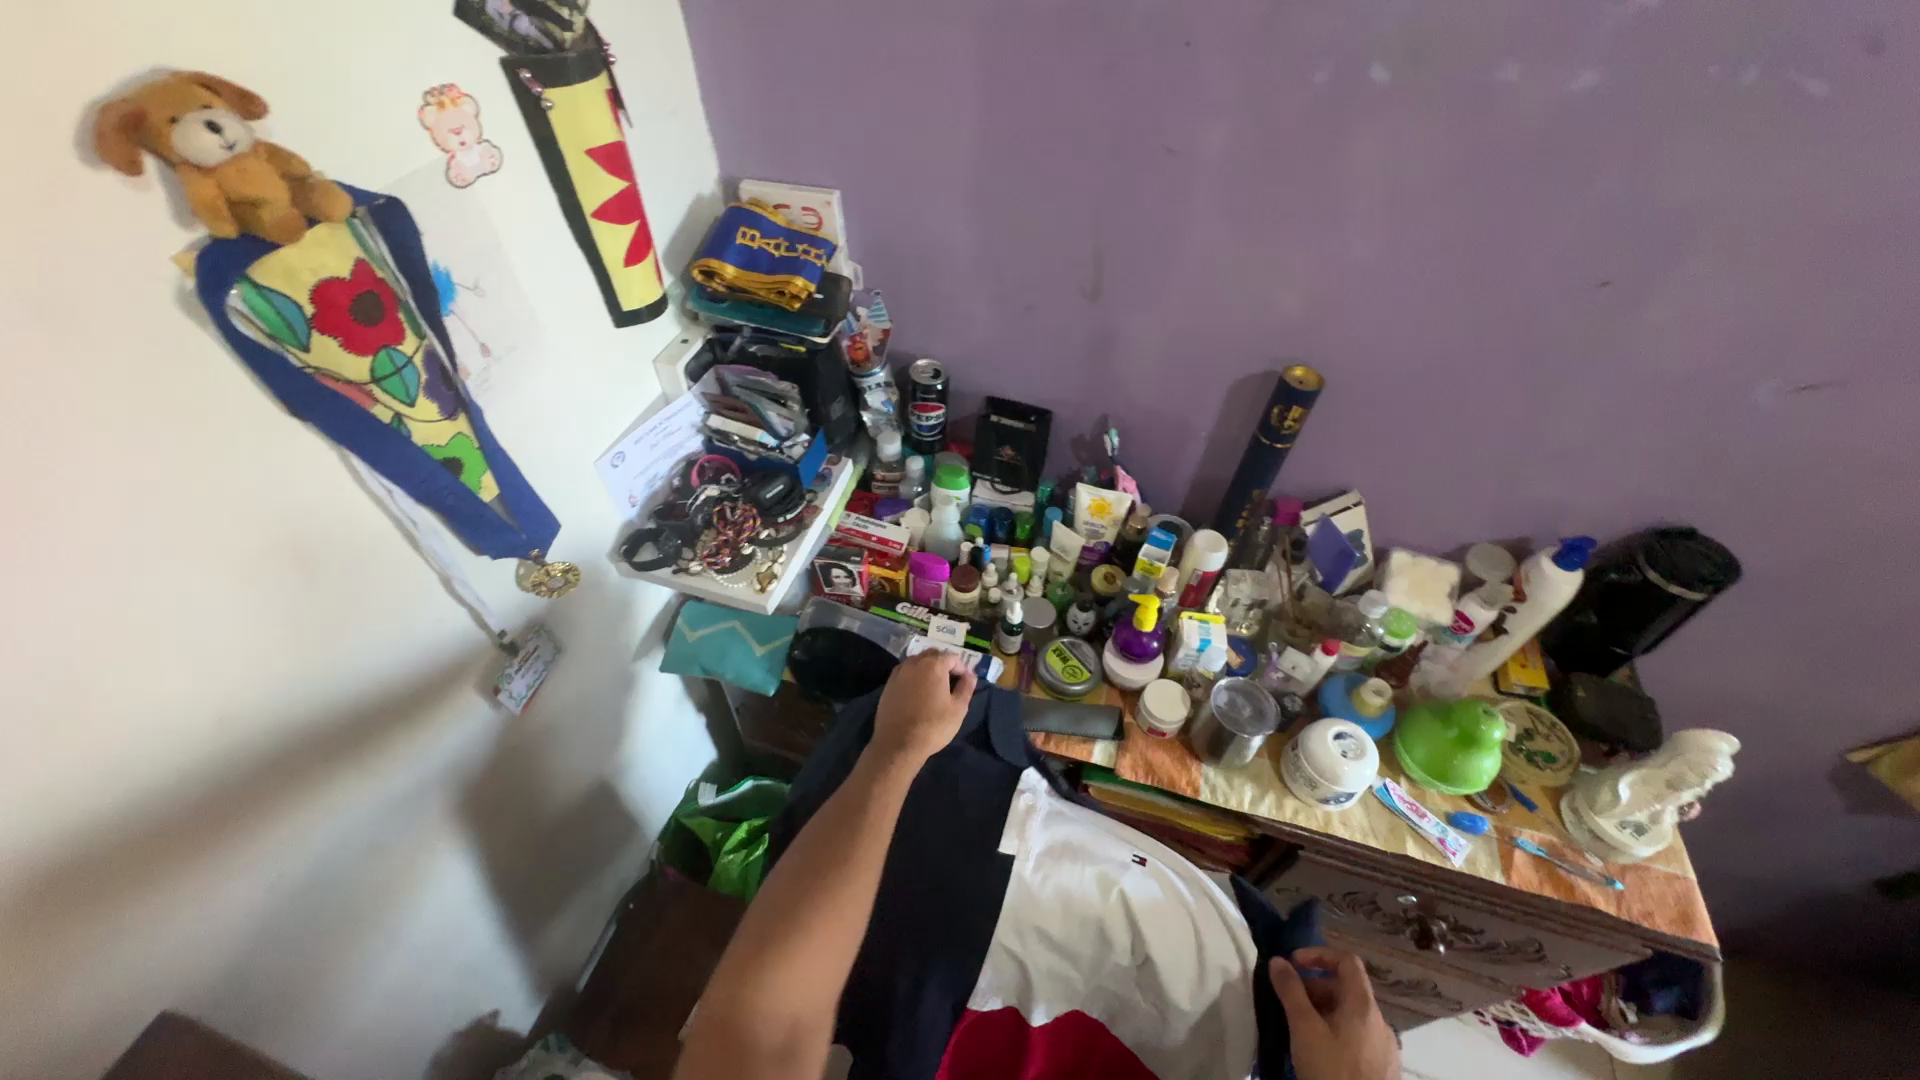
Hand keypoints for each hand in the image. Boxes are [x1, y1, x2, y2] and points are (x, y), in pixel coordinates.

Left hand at [870, 651, 975, 767]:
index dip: (962, 668)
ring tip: (934, 687)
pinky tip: (917, 693)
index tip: (966, 682)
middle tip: (951, 682)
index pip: (952, 657)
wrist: (898, 744)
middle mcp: (914, 663)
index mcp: (933, 665)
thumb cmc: (933, 726)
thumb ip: (966, 687)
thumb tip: (970, 675)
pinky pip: (905, 673)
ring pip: (917, 662)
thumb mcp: (958, 708)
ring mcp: (899, 673)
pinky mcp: (888, 684)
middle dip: (944, 664)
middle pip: (933, 655)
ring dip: (928, 668)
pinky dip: (914, 676)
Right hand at [1269, 948, 1399, 1079]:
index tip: (1293, 965)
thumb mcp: (1304, 1028)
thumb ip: (1290, 991)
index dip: (1318, 954)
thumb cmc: (1331, 1071)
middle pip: (1348, 989)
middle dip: (1315, 988)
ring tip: (1301, 1029)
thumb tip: (1278, 960)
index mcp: (1363, 1006)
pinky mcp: (1384, 1069)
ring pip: (1352, 1015)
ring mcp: (1386, 1047)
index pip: (1347, 961)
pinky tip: (1322, 1053)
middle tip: (1290, 1003)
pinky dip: (1338, 1031)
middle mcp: (1380, 1021)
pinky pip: (1359, 1037)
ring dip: (1324, 1011)